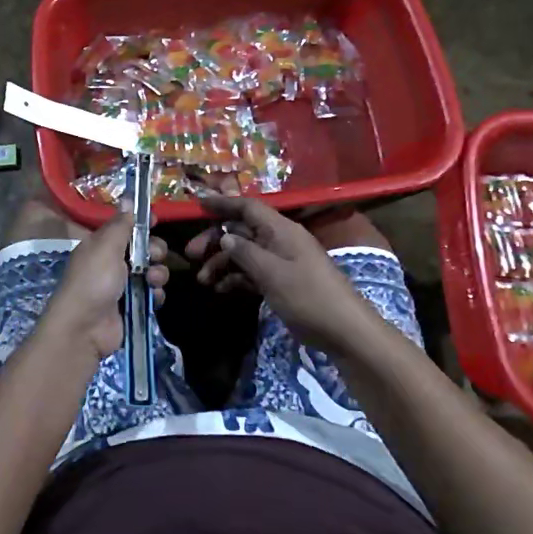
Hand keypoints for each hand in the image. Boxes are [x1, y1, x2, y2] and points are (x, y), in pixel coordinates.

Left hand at [41, 215, 168, 359]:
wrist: (84, 328)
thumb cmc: (93, 281)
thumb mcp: (106, 246)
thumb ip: (120, 224)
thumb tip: (126, 197)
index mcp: (102, 245)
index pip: (125, 226)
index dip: (142, 222)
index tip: (155, 220)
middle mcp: (112, 263)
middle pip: (144, 248)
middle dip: (155, 250)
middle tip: (154, 256)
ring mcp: (122, 286)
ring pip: (152, 271)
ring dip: (158, 273)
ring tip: (152, 280)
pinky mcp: (132, 306)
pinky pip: (152, 293)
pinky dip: (155, 294)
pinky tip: (153, 297)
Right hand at [186, 197, 376, 351]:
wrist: (343, 329)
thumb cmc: (307, 296)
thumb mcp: (271, 272)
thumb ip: (245, 252)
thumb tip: (225, 236)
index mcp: (281, 230)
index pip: (247, 207)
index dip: (222, 204)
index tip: (196, 205)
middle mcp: (280, 240)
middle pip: (241, 231)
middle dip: (215, 240)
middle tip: (190, 255)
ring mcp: (281, 262)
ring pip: (244, 254)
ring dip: (222, 263)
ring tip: (203, 281)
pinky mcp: (281, 282)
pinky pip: (252, 273)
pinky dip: (235, 279)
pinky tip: (220, 290)